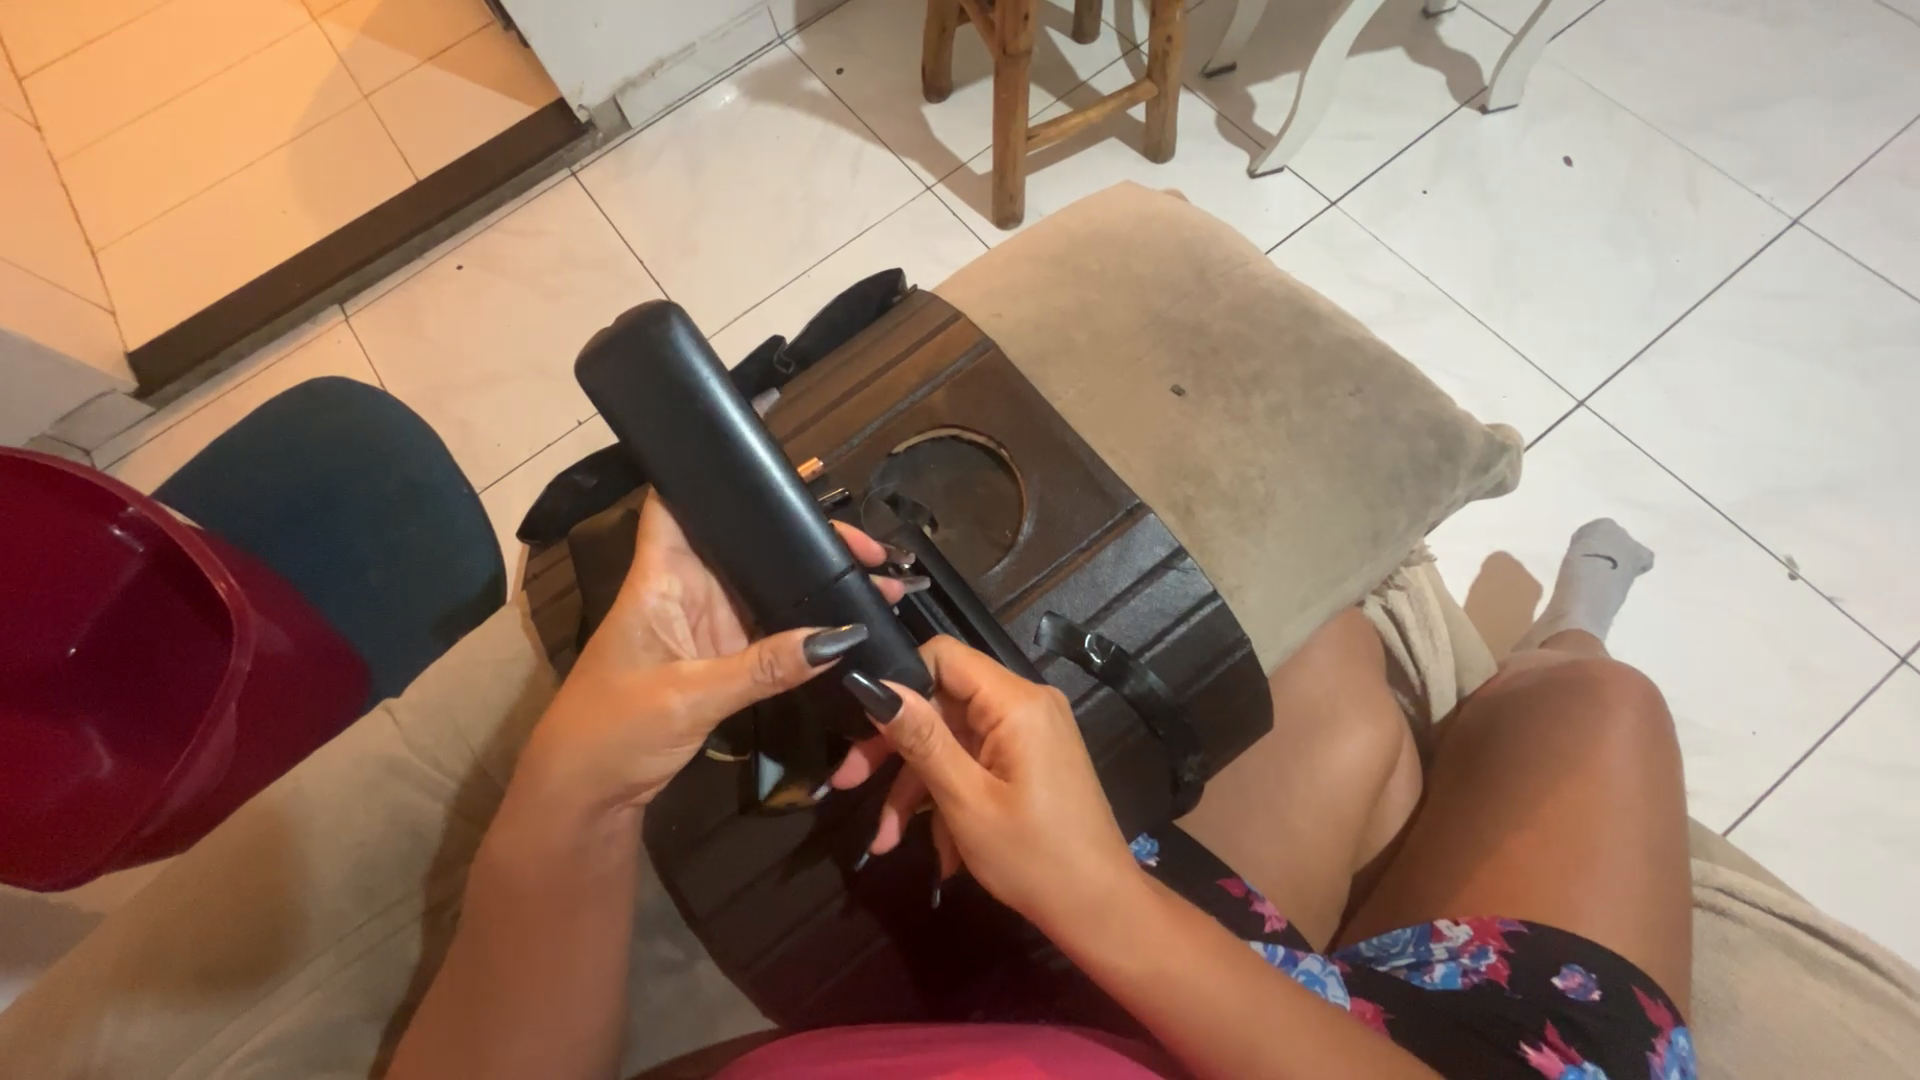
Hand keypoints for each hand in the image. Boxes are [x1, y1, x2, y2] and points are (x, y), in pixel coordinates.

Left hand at [513, 493, 915, 813]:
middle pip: (748, 542)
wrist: (588, 797)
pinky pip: (775, 628)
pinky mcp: (727, 656)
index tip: (780, 465)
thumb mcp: (689, 696)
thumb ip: (766, 668)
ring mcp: (712, 622)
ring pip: (769, 584)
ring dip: (816, 579)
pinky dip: (810, 622)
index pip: (680, 502)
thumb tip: (843, 638)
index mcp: (661, 575)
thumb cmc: (612, 730)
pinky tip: (850, 617)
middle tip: (870, 546)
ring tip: (878, 577)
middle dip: (805, 535)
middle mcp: (690, 587)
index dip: (720, 475)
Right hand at [838, 636, 1140, 931]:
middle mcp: (1026, 704)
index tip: (862, 721)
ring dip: (917, 786)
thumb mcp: (966, 800)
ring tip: (884, 842)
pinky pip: (975, 761)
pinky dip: (949, 796)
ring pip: (953, 739)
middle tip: (847, 782)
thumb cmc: (1034, 857)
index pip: (944, 655)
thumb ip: (921, 738)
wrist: (1100, 910)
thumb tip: (874, 686)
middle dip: (895, 746)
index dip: (899, 679)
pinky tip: (936, 852)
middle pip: (942, 702)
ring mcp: (1028, 733)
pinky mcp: (1028, 759)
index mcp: (1017, 701)